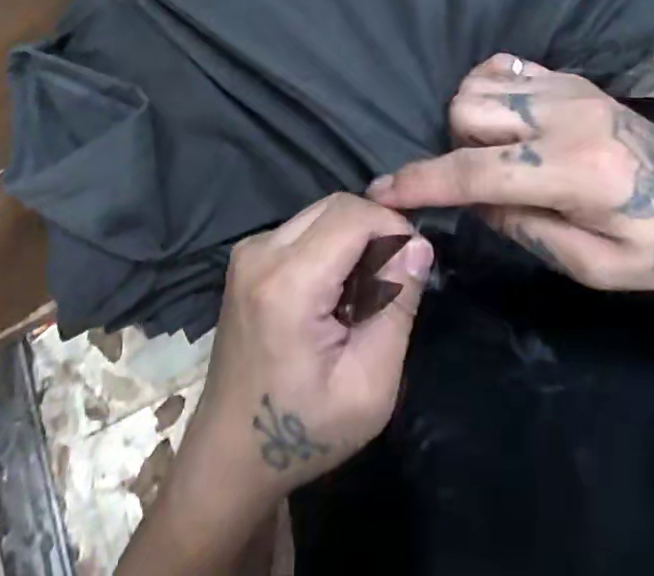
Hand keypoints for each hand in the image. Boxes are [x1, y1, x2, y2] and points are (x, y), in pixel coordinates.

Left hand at [182, 194, 432, 501]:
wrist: (234, 447)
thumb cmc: (306, 428)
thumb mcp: (369, 383)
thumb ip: (396, 307)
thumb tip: (419, 245)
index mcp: (287, 282)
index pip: (351, 215)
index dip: (394, 226)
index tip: (417, 262)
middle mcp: (259, 252)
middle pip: (333, 206)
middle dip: (376, 229)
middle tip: (397, 280)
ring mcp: (247, 252)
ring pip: (317, 214)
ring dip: (352, 239)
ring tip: (367, 293)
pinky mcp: (245, 259)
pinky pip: (300, 230)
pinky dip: (329, 247)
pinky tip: (336, 293)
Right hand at [367, 54, 653, 294]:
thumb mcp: (591, 267)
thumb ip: (520, 227)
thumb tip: (469, 197)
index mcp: (576, 171)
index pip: (474, 172)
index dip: (420, 183)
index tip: (381, 193)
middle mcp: (568, 115)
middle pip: (466, 110)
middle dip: (456, 145)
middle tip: (487, 180)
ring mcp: (572, 88)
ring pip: (477, 84)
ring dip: (471, 119)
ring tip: (501, 153)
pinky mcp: (576, 78)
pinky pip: (502, 67)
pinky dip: (489, 92)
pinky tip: (510, 122)